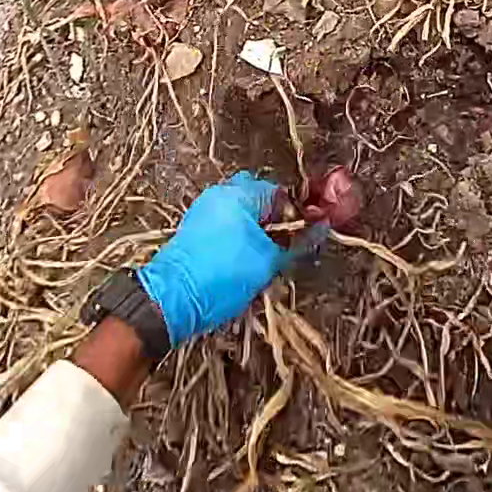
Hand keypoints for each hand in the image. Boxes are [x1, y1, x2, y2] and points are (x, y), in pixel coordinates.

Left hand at [136, 172, 293, 346]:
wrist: (172, 299)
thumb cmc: (222, 275)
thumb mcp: (268, 262)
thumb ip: (296, 244)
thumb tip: (319, 229)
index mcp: (241, 194)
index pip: (279, 192)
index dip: (293, 214)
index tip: (299, 237)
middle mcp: (220, 194)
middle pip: (258, 199)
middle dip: (272, 220)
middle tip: (280, 246)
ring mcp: (204, 209)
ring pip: (240, 212)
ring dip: (254, 230)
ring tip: (260, 259)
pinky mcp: (193, 227)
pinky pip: (223, 223)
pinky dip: (236, 237)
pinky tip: (240, 263)